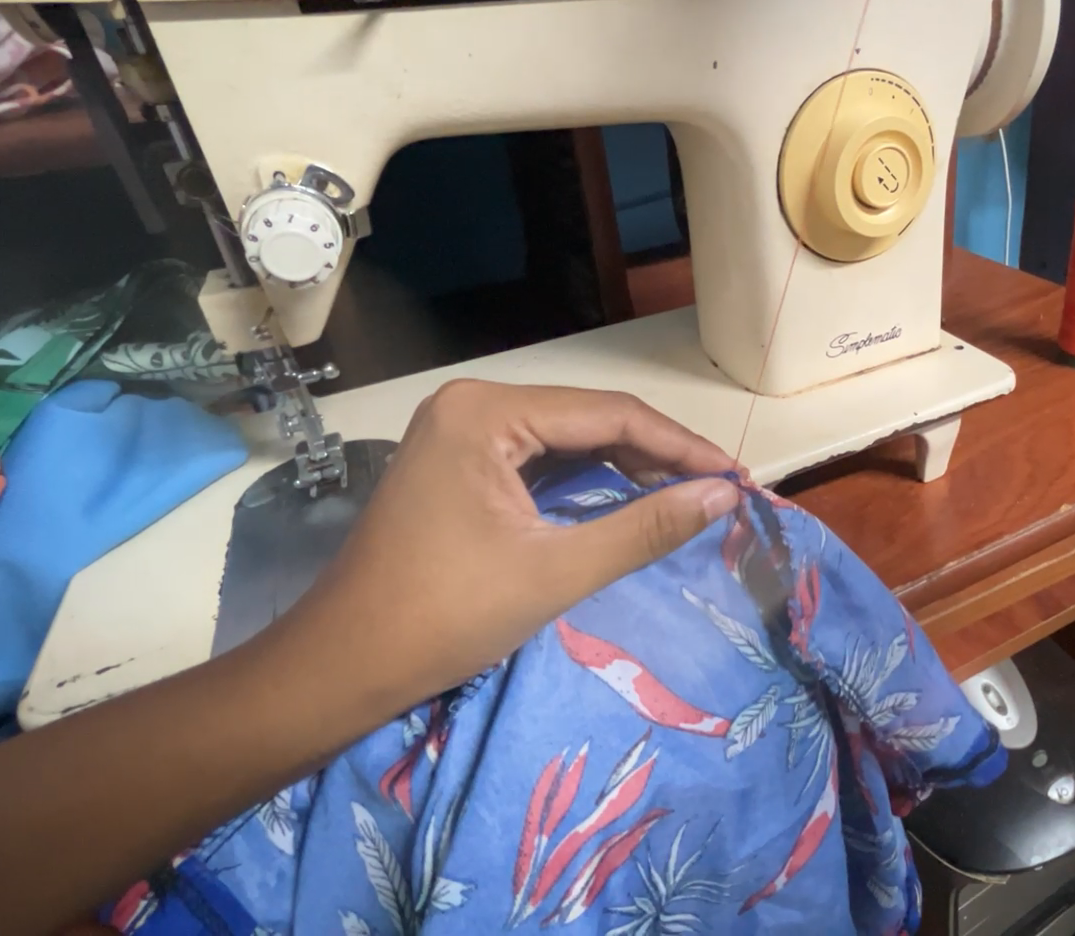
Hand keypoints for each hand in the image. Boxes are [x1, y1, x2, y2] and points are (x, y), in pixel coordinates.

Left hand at [283, 381, 742, 710]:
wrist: (339, 669)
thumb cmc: (442, 618)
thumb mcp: (556, 571)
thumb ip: (646, 528)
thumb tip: (723, 496)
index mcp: (488, 412)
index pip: (610, 415)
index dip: (681, 446)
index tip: (735, 477)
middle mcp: (476, 404)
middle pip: (592, 419)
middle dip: (660, 455)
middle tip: (719, 489)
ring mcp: (464, 431)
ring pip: (572, 438)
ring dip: (631, 465)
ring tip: (690, 493)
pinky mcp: (463, 461)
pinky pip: (544, 458)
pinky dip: (592, 479)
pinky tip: (633, 495)